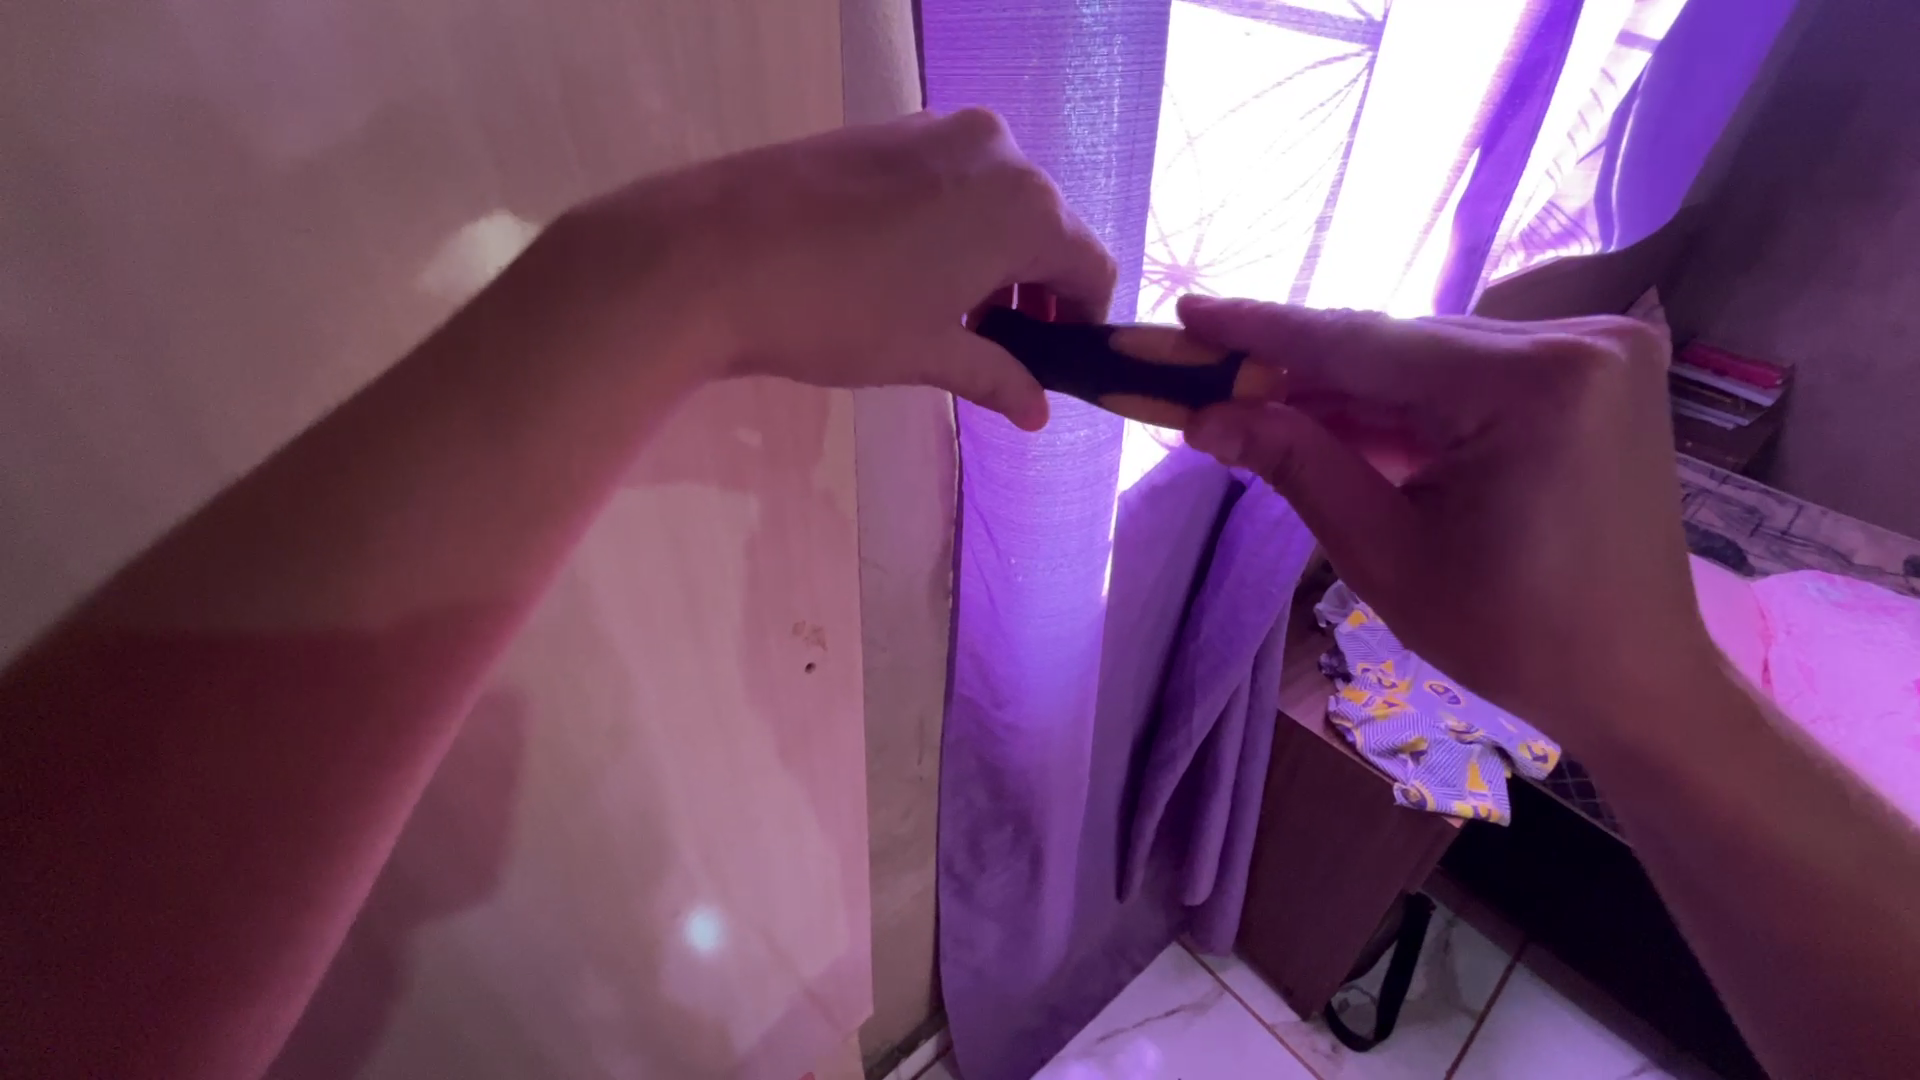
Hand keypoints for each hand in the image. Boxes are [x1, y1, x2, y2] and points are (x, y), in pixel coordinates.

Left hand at [550, 108, 1116, 429]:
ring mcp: (939, 131)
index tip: (1053, 364)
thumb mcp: (930, 354)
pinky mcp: (892, 132)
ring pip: (999, 207)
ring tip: (952, 319)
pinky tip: (913, 275)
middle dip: (1036, 296)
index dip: (1081, 323)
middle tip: (999, 351)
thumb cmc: (841, 314)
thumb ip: (997, 378)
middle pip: (1048, 232)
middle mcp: (997, 151)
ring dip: (995, 265)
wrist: (712, 254)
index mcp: (1023, 206)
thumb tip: (1037, 413)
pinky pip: (956, 186)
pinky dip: (957, 233)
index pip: (1090, 267)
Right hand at [1176, 296, 1714, 746]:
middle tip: (1208, 380)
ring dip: (1335, 391)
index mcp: (1531, 387)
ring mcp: (1589, 353)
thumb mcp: (1379, 550)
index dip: (1262, 331)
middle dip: (1293, 370)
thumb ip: (1294, 464)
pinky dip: (1389, 405)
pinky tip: (1329, 424)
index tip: (1189, 312)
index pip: (1361, 344)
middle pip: (1390, 348)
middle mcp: (1573, 343)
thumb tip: (1206, 417)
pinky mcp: (1585, 375)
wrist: (1632, 678)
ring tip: (1254, 410)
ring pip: (1417, 360)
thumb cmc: (1507, 633)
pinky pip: (1456, 378)